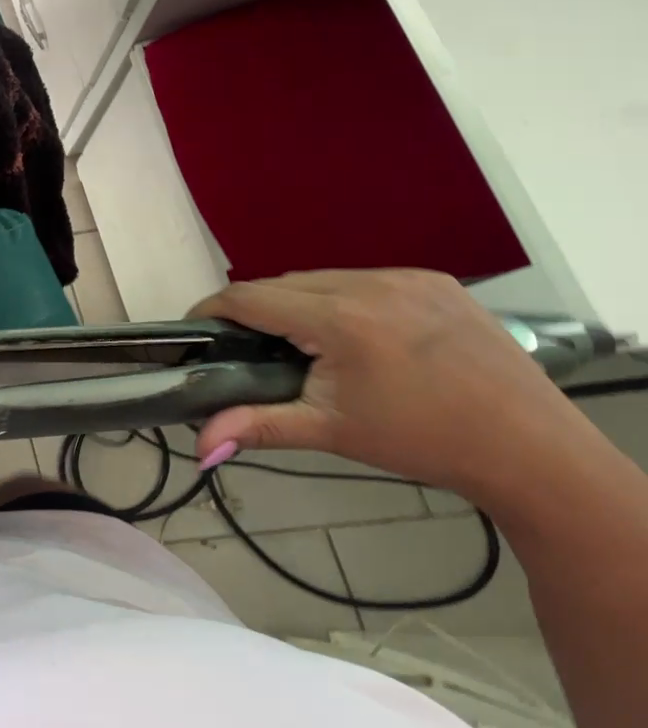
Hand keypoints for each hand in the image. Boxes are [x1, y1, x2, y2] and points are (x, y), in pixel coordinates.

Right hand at [189, 269, 586, 495]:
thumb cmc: (422, 441)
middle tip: (251, 349)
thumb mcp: (329, 432)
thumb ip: (256, 426)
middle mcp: (371, 285)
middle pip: (282, 283)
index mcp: (341, 320)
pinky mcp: (437, 282)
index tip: (197, 332)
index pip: (248, 297)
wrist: (531, 450)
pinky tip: (355, 334)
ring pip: (322, 278)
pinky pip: (363, 279)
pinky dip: (342, 299)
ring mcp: (409, 279)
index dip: (212, 310)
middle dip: (256, 311)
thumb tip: (199, 446)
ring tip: (303, 343)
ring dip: (298, 302)